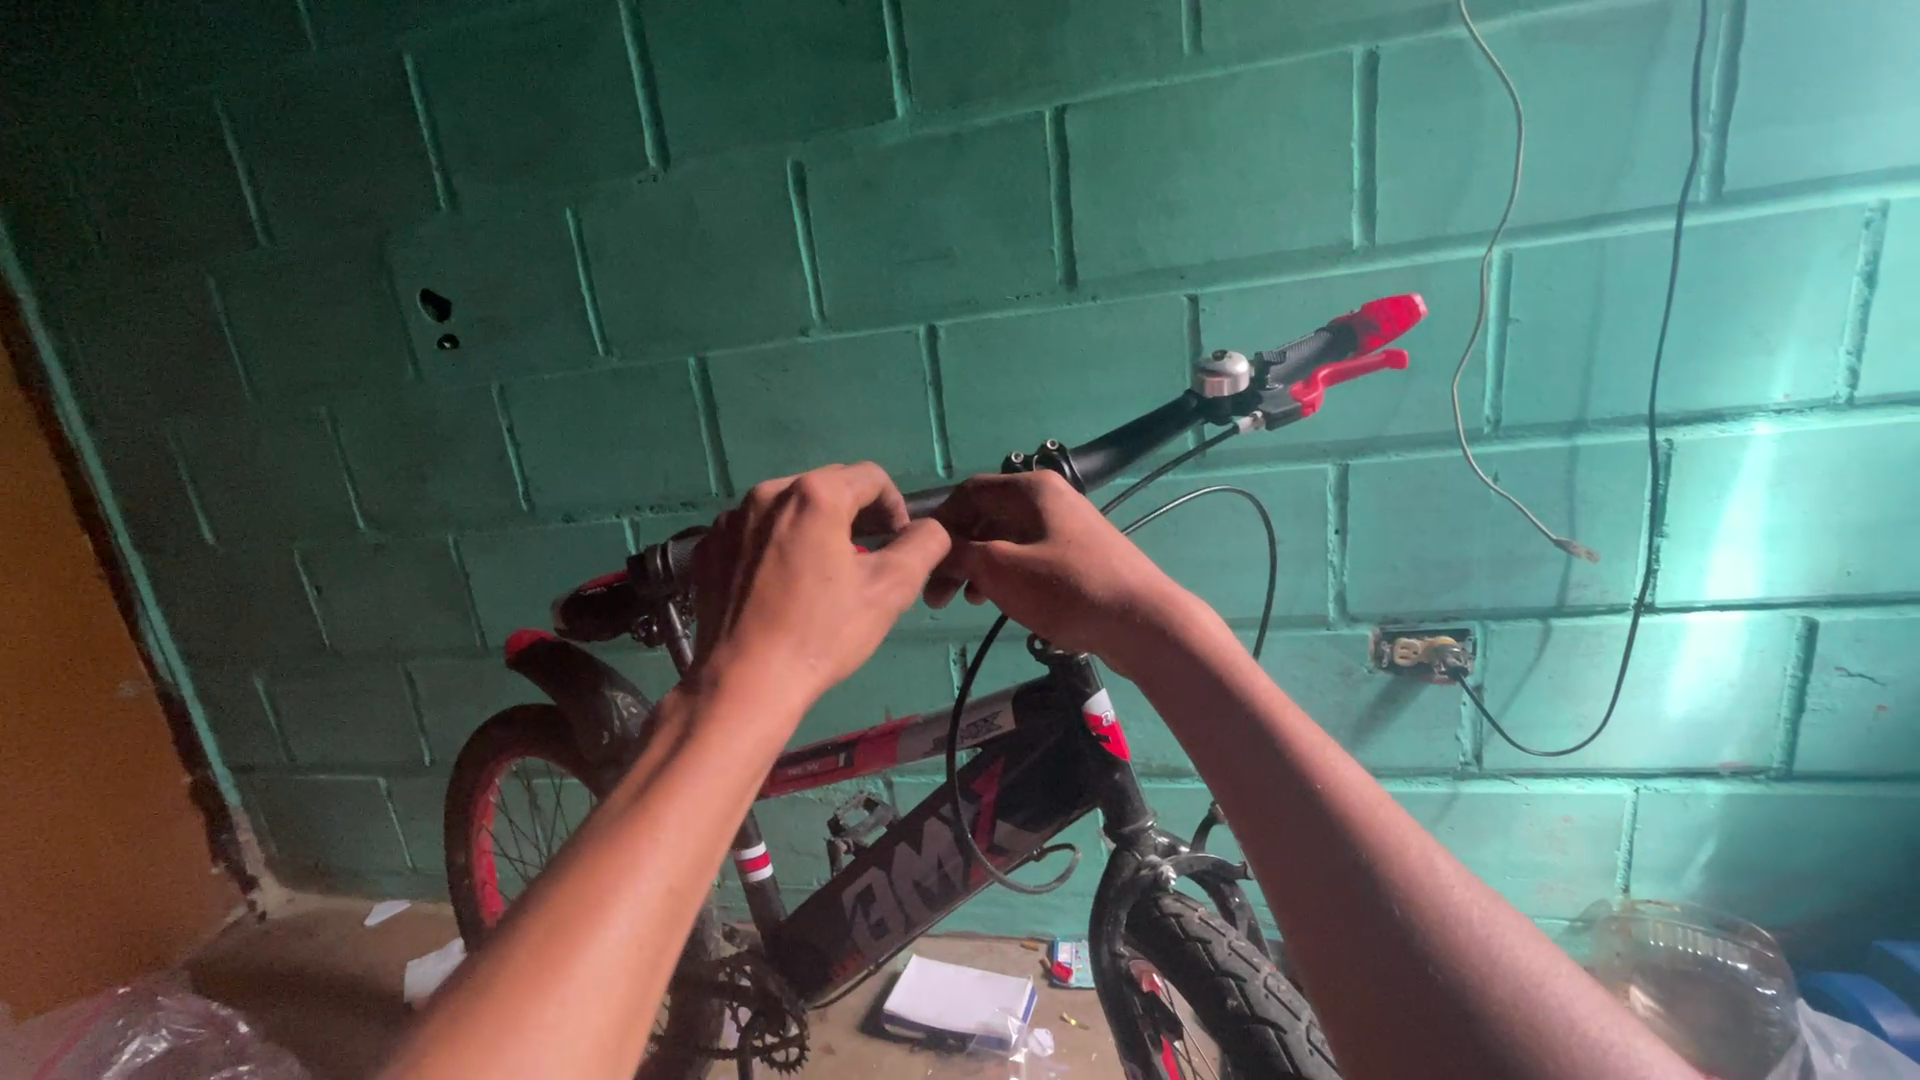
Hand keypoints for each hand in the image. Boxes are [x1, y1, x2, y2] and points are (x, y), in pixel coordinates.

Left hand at [690, 463, 949, 708]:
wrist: (744, 682)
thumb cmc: (822, 634)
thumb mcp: (890, 590)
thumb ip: (923, 546)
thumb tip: (929, 529)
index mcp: (814, 496)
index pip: (871, 477)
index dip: (895, 506)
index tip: (897, 542)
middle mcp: (767, 494)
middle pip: (826, 488)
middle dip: (854, 515)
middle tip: (865, 559)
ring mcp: (730, 520)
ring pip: (787, 508)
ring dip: (812, 529)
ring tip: (821, 574)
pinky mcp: (707, 548)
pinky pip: (752, 533)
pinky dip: (773, 546)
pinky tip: (780, 586)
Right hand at [926, 471, 1197, 675]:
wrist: (1143, 622)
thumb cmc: (1067, 589)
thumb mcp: (1002, 569)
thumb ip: (961, 554)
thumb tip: (935, 547)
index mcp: (1031, 490)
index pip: (968, 493)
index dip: (940, 524)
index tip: (921, 559)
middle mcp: (1049, 500)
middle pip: (988, 517)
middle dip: (958, 552)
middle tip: (937, 595)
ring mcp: (1068, 529)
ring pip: (1007, 540)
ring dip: (979, 567)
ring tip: (965, 602)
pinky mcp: (1080, 557)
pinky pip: (1030, 558)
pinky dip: (1007, 575)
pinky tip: (999, 602)